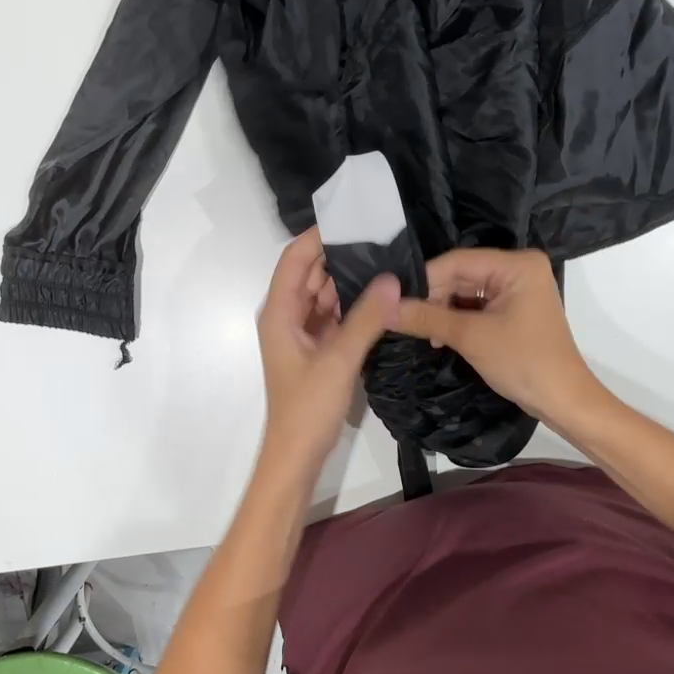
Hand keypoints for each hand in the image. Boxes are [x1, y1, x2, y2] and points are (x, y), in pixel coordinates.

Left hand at [256, 229, 399, 470]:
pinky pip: (333, 317)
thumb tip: (393, 279)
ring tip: (387, 261)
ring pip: (324, 296)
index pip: (295, 260)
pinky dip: (352, 307)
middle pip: (311, 274)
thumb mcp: (339, 360)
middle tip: (381, 238)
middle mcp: (287, 318)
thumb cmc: (308, 407)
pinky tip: (380, 297)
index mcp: (279, 313)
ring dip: (349, 281)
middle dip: (340, 256)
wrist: (297, 454)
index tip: (353, 219)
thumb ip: (366, 318)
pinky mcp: (316, 351)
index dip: (318, 236)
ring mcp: (301, 335)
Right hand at [397, 248, 604, 423]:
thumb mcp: (471, 337)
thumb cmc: (523, 363)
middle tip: (404, 320)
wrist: (562, 400)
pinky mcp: (514, 309)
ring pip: (465, 291)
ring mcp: (518, 289)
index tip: (392, 300)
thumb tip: (386, 308)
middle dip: (432, 297)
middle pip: (460, 274)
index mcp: (517, 265)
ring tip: (421, 333)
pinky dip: (457, 320)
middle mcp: (519, 268)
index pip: (457, 261)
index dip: (423, 280)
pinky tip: (439, 336)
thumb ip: (427, 318)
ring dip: (442, 311)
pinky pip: (477, 305)